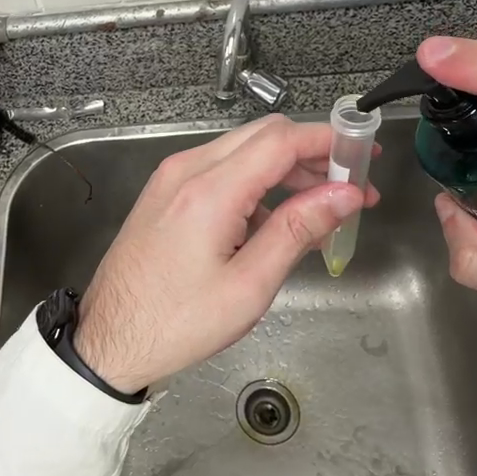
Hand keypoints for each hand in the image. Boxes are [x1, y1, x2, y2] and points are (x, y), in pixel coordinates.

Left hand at [73, 115, 373, 391]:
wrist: (109, 340)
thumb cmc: (177, 323)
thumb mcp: (249, 285)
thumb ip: (298, 231)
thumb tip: (345, 194)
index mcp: (208, 190)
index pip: (281, 140)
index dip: (330, 141)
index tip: (366, 155)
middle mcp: (186, 171)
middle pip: (263, 136)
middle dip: (313, 154)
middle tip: (351, 187)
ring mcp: (171, 179)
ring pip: (242, 151)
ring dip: (286, 170)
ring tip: (323, 211)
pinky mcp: (165, 194)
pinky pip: (220, 171)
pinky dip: (256, 184)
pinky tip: (278, 222)